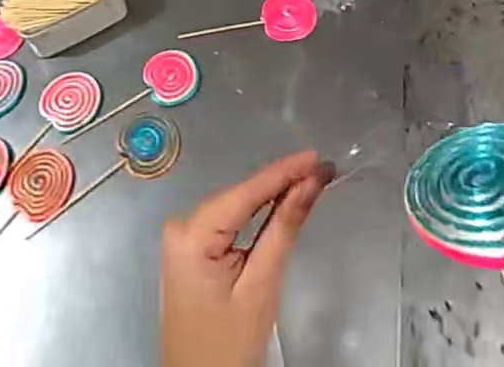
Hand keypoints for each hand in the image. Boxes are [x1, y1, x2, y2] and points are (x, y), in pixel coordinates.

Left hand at [162, 151, 334, 366]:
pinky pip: (231, 219)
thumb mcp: (260, 285)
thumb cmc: (227, 346)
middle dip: (283, 180)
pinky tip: (283, 199)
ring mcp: (184, 237)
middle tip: (321, 170)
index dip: (285, 171)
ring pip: (238, 205)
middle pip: (242, 195)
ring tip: (311, 178)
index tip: (316, 157)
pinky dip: (259, 211)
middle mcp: (182, 226)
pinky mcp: (192, 248)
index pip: (247, 191)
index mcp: (191, 234)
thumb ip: (284, 227)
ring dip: (274, 193)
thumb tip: (311, 181)